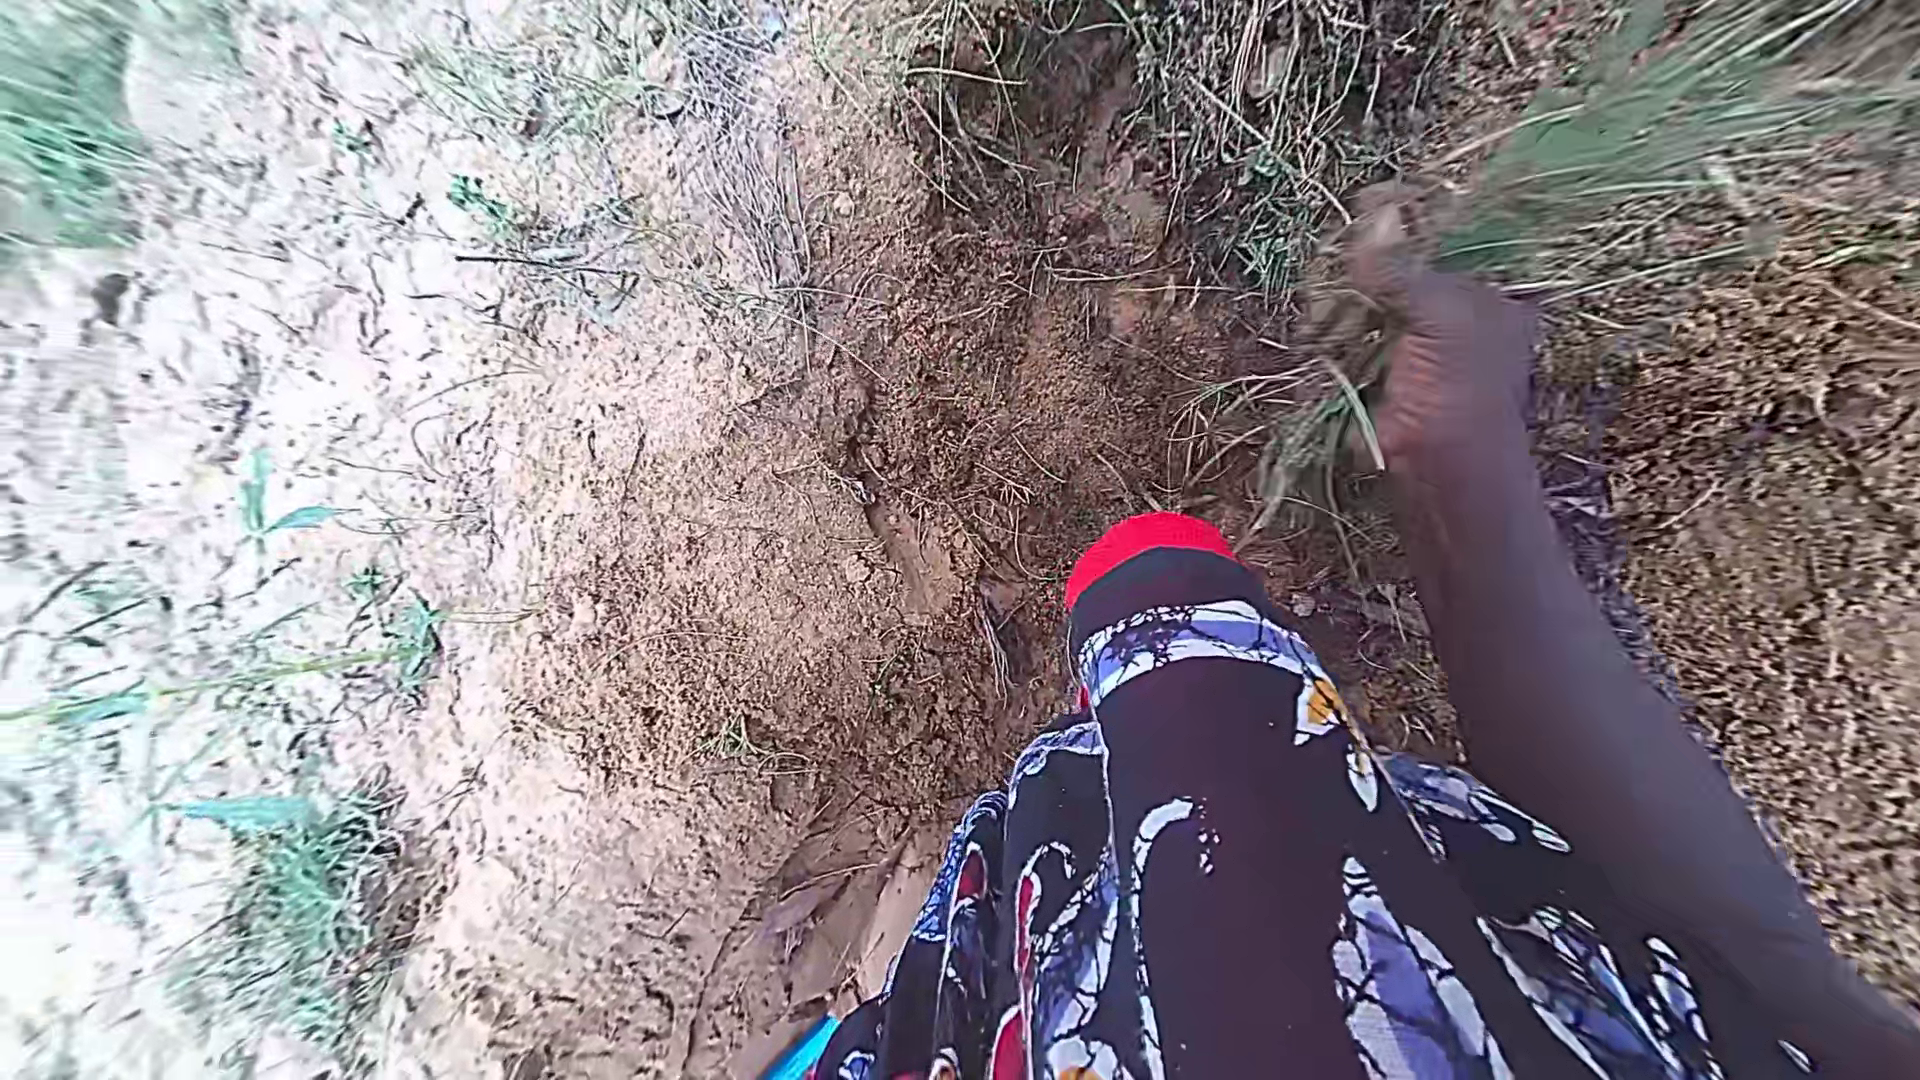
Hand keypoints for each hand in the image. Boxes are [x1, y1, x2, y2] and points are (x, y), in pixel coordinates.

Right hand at [1346, 197, 1539, 468]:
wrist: (1433, 461)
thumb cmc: (1461, 385)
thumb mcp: (1446, 316)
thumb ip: (1404, 272)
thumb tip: (1371, 222)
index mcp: (1483, 288)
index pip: (1446, 233)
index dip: (1411, 214)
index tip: (1371, 199)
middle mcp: (1441, 309)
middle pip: (1392, 266)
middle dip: (1361, 267)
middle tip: (1339, 261)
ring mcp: (1399, 339)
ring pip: (1358, 301)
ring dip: (1336, 307)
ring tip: (1327, 319)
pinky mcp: (1363, 367)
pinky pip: (1338, 337)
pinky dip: (1324, 337)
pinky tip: (1318, 338)